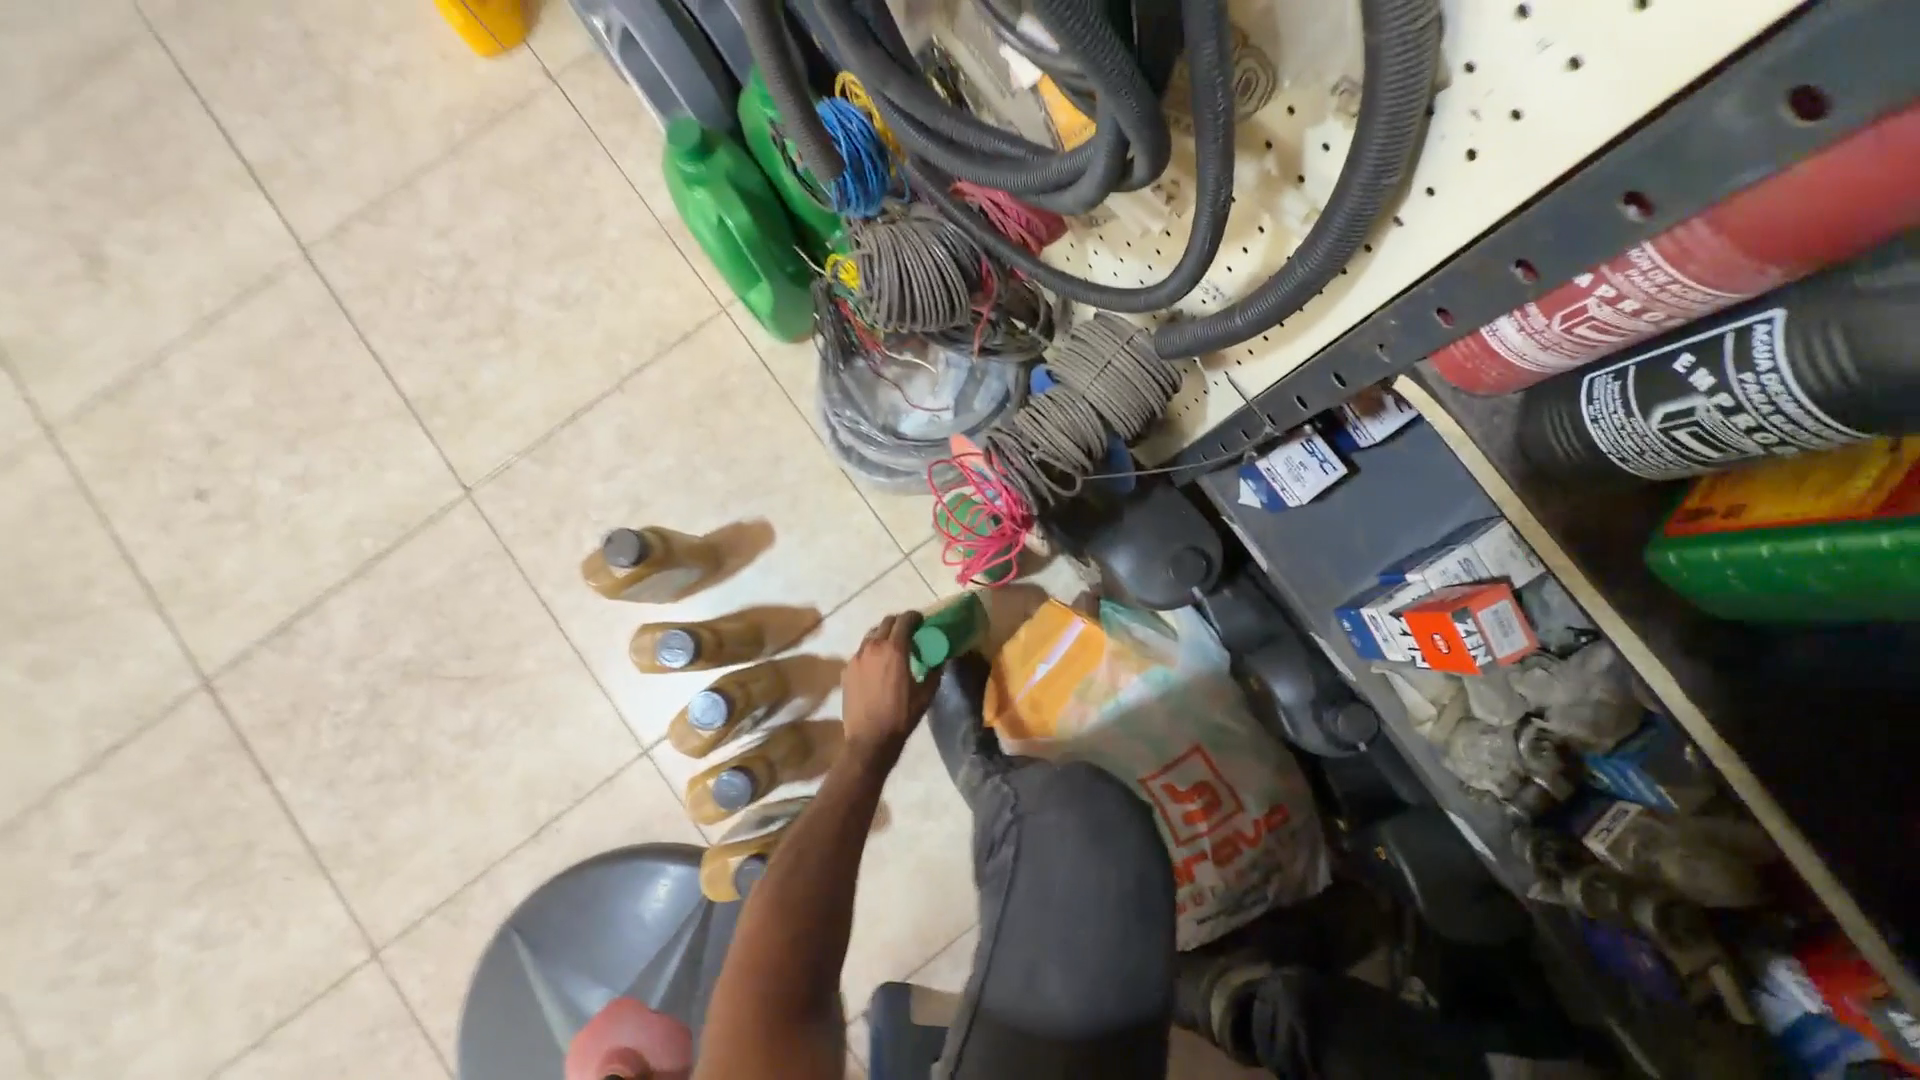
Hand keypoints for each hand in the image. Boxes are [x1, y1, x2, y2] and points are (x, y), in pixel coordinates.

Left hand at [840, 611, 940, 763]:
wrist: (870, 739)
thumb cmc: (901, 716)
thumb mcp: (926, 694)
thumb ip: (935, 672)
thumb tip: (941, 660)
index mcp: (895, 649)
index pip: (905, 620)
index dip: (915, 617)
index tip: (921, 621)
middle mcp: (873, 647)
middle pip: (886, 622)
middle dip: (899, 623)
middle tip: (909, 633)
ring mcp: (856, 657)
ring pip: (871, 635)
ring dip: (883, 635)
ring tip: (892, 648)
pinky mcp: (847, 670)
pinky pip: (861, 652)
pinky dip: (871, 652)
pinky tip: (877, 666)